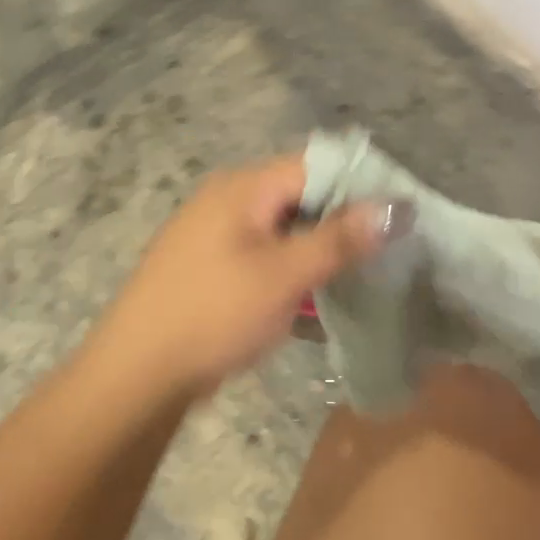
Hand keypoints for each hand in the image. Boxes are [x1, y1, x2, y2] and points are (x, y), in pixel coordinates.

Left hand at [82, 155, 402, 396]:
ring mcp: (216, 236)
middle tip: (391, 249)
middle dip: (345, 221)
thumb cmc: (213, 314)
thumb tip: (399, 205)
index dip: (362, 184)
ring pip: (285, 230)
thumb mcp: (283, 275)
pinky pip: (266, 256)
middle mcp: (227, 200)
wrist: (137, 374)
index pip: (316, 166)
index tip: (403, 214)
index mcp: (243, 187)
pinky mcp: (212, 270)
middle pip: (301, 196)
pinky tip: (319, 298)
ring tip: (364, 275)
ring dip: (321, 250)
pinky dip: (295, 270)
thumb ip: (340, 239)